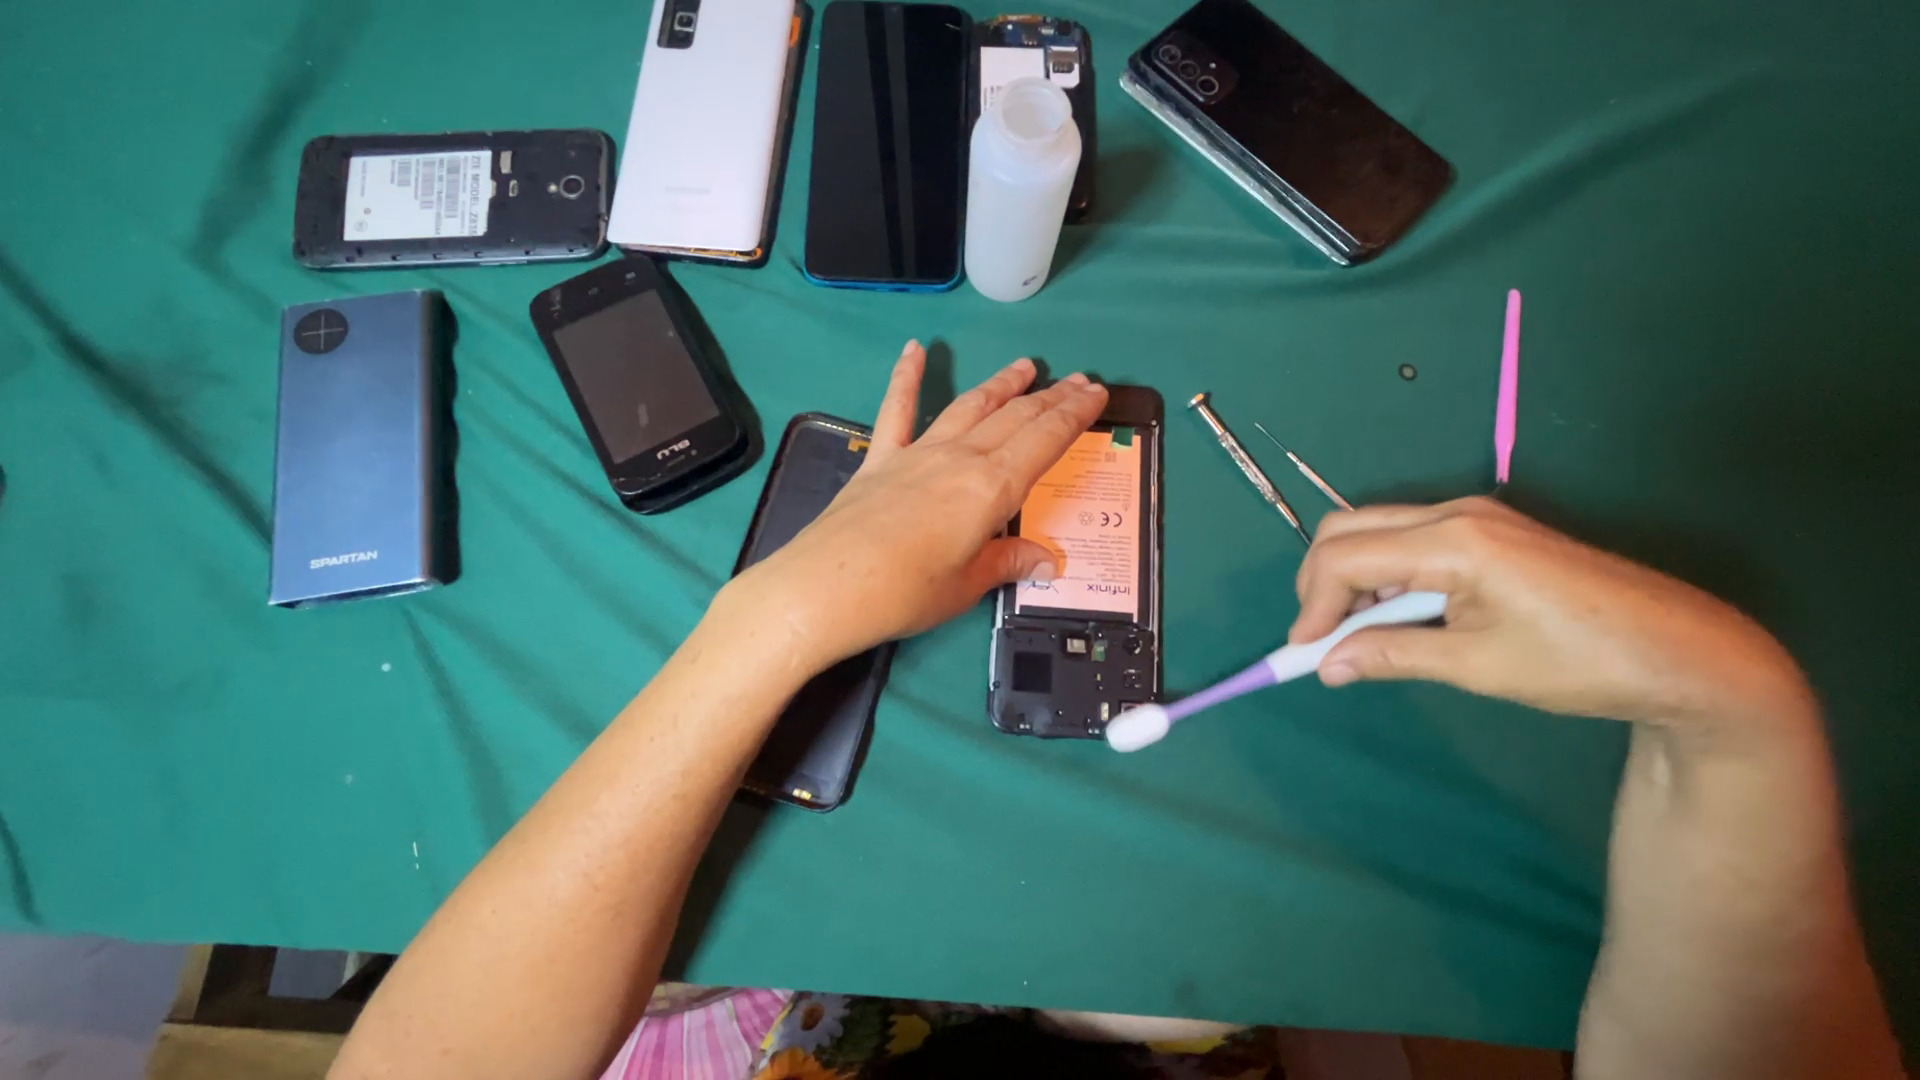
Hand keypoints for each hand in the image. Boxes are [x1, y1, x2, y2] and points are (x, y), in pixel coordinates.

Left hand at [730, 341, 1108, 668]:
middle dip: (1051, 397)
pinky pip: (897, 409)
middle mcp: (960, 458)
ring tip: (1025, 366)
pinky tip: (914, 349)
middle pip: (1014, 418)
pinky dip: (906, 377)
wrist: (828, 587)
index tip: (1096, 393)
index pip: (1044, 441)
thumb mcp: (968, 585)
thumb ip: (1008, 562)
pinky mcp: (880, 458)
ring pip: (969, 406)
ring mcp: (918, 452)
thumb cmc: (907, 593)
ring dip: (1000, 385)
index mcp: (992, 488)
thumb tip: (1049, 562)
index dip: (1074, 415)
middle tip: (1077, 380)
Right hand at [1290, 497, 1815, 733]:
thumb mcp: (1476, 666)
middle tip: (1325, 636)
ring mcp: (1475, 515)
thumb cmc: (1581, 663)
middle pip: (1347, 528)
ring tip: (1364, 633)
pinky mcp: (1490, 529)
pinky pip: (1409, 538)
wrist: (1689, 654)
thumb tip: (1326, 667)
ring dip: (1353, 578)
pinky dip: (1386, 574)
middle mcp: (1455, 512)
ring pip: (1374, 530)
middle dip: (1321, 581)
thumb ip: (1391, 656)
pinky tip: (1403, 614)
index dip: (1313, 604)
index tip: (1306, 651)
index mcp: (1453, 541)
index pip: (1344, 557)